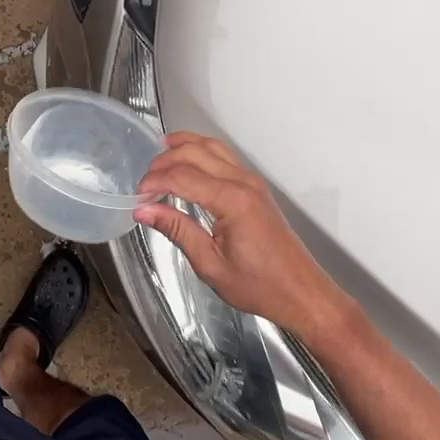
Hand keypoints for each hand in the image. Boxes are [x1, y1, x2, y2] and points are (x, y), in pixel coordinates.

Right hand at [134, 132, 357, 343]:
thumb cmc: (259, 286)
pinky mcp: (254, 186)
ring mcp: (251, 181)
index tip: (138, 196)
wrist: (301, 293)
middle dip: (164, 161)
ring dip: (183, 147)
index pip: (182, 176)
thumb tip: (144, 211)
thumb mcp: (210, 265)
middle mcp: (243, 182)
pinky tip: (187, 161)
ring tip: (158, 158)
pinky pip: (223, 155)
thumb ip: (177, 230)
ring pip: (211, 146)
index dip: (155, 182)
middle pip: (194, 152)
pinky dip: (200, 151)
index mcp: (232, 201)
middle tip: (144, 181)